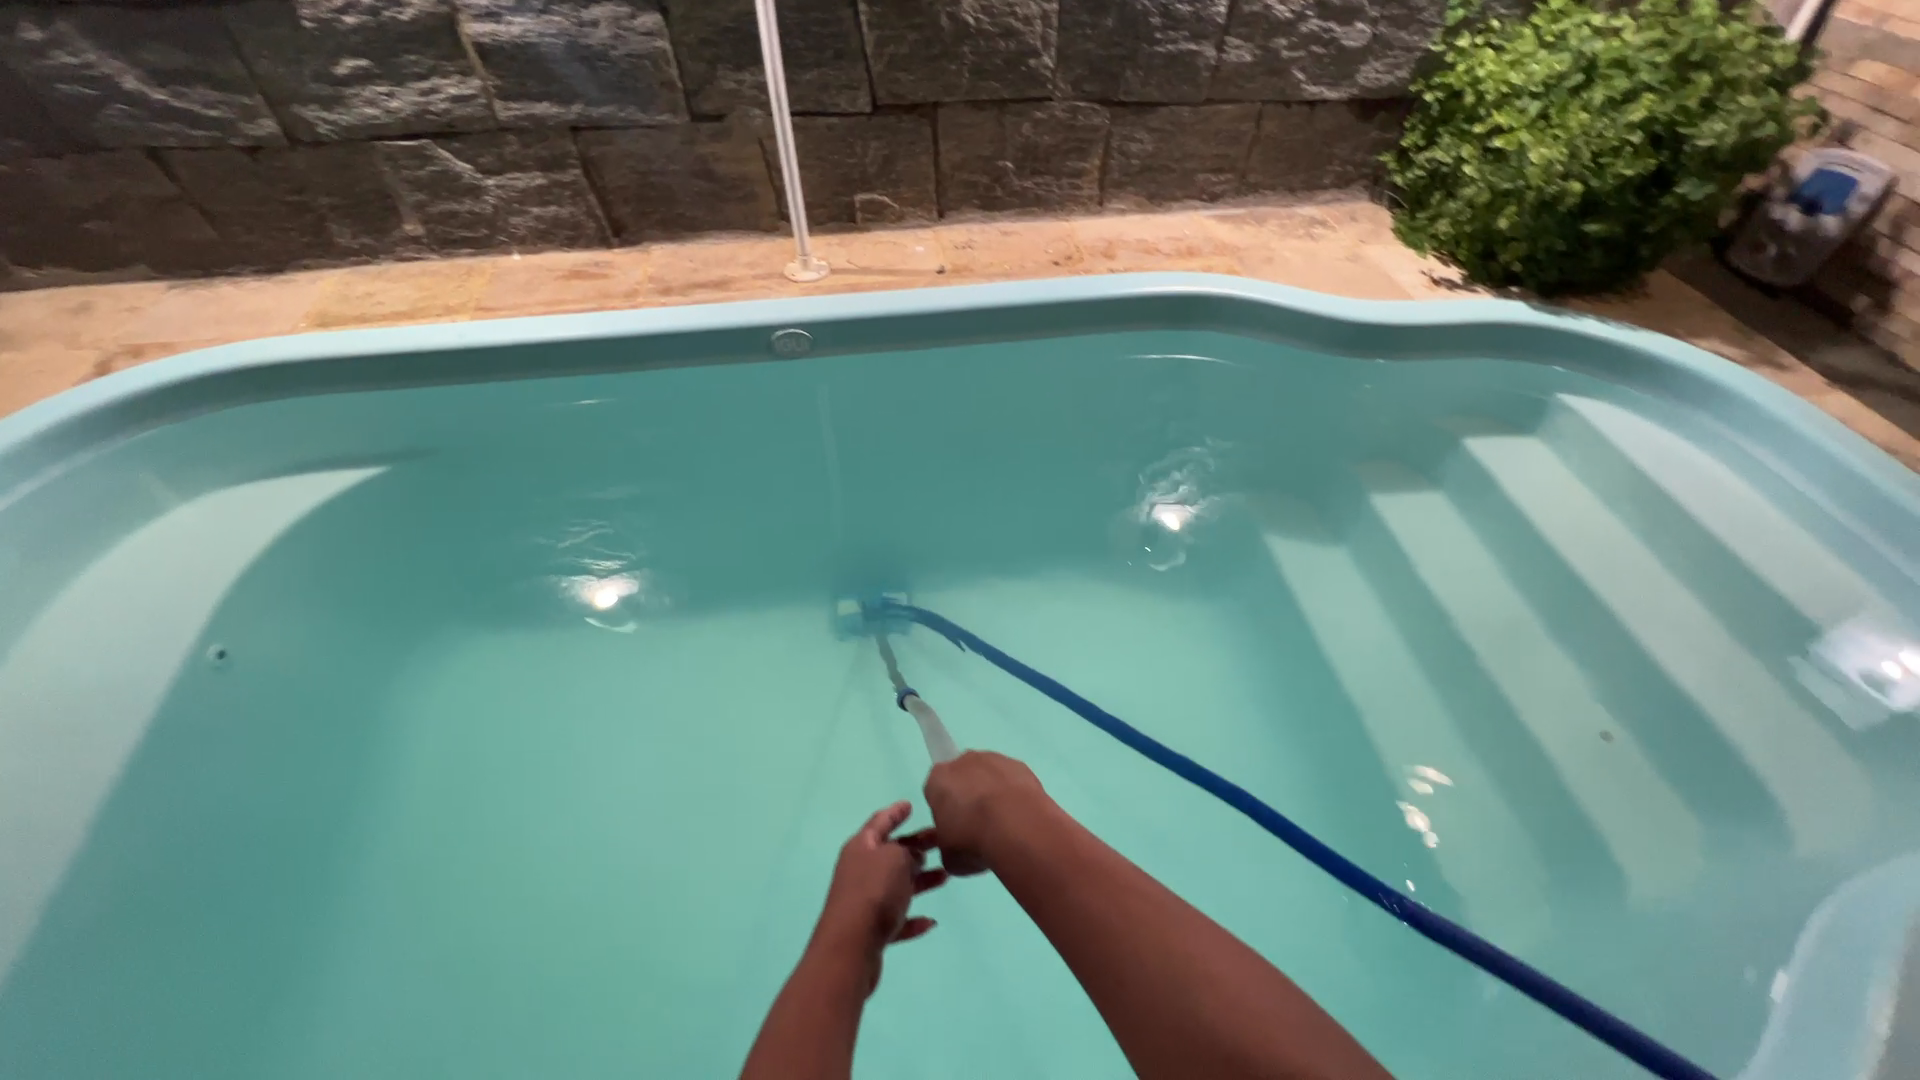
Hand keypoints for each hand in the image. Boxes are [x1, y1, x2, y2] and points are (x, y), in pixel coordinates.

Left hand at [811, 801, 947, 995]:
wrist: (850, 947)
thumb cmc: (874, 892)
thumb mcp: (896, 859)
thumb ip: (908, 852)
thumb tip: (912, 858)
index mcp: (861, 846)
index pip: (880, 821)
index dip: (895, 812)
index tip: (910, 805)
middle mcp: (860, 870)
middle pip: (891, 853)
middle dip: (916, 846)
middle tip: (942, 841)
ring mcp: (864, 900)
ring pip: (896, 885)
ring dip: (920, 880)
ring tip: (946, 877)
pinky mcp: (870, 930)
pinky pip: (896, 918)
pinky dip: (912, 918)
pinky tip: (931, 922)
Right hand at [924, 751, 1051, 876]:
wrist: (1016, 828)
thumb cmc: (972, 841)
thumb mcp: (948, 856)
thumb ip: (948, 845)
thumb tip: (956, 847)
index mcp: (938, 780)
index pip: (936, 791)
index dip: (945, 810)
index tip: (955, 828)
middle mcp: (963, 761)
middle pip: (962, 778)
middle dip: (968, 796)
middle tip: (978, 825)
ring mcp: (993, 759)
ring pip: (988, 775)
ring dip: (992, 793)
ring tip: (1004, 823)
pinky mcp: (1019, 764)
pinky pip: (1012, 779)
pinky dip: (1014, 793)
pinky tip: (1021, 816)